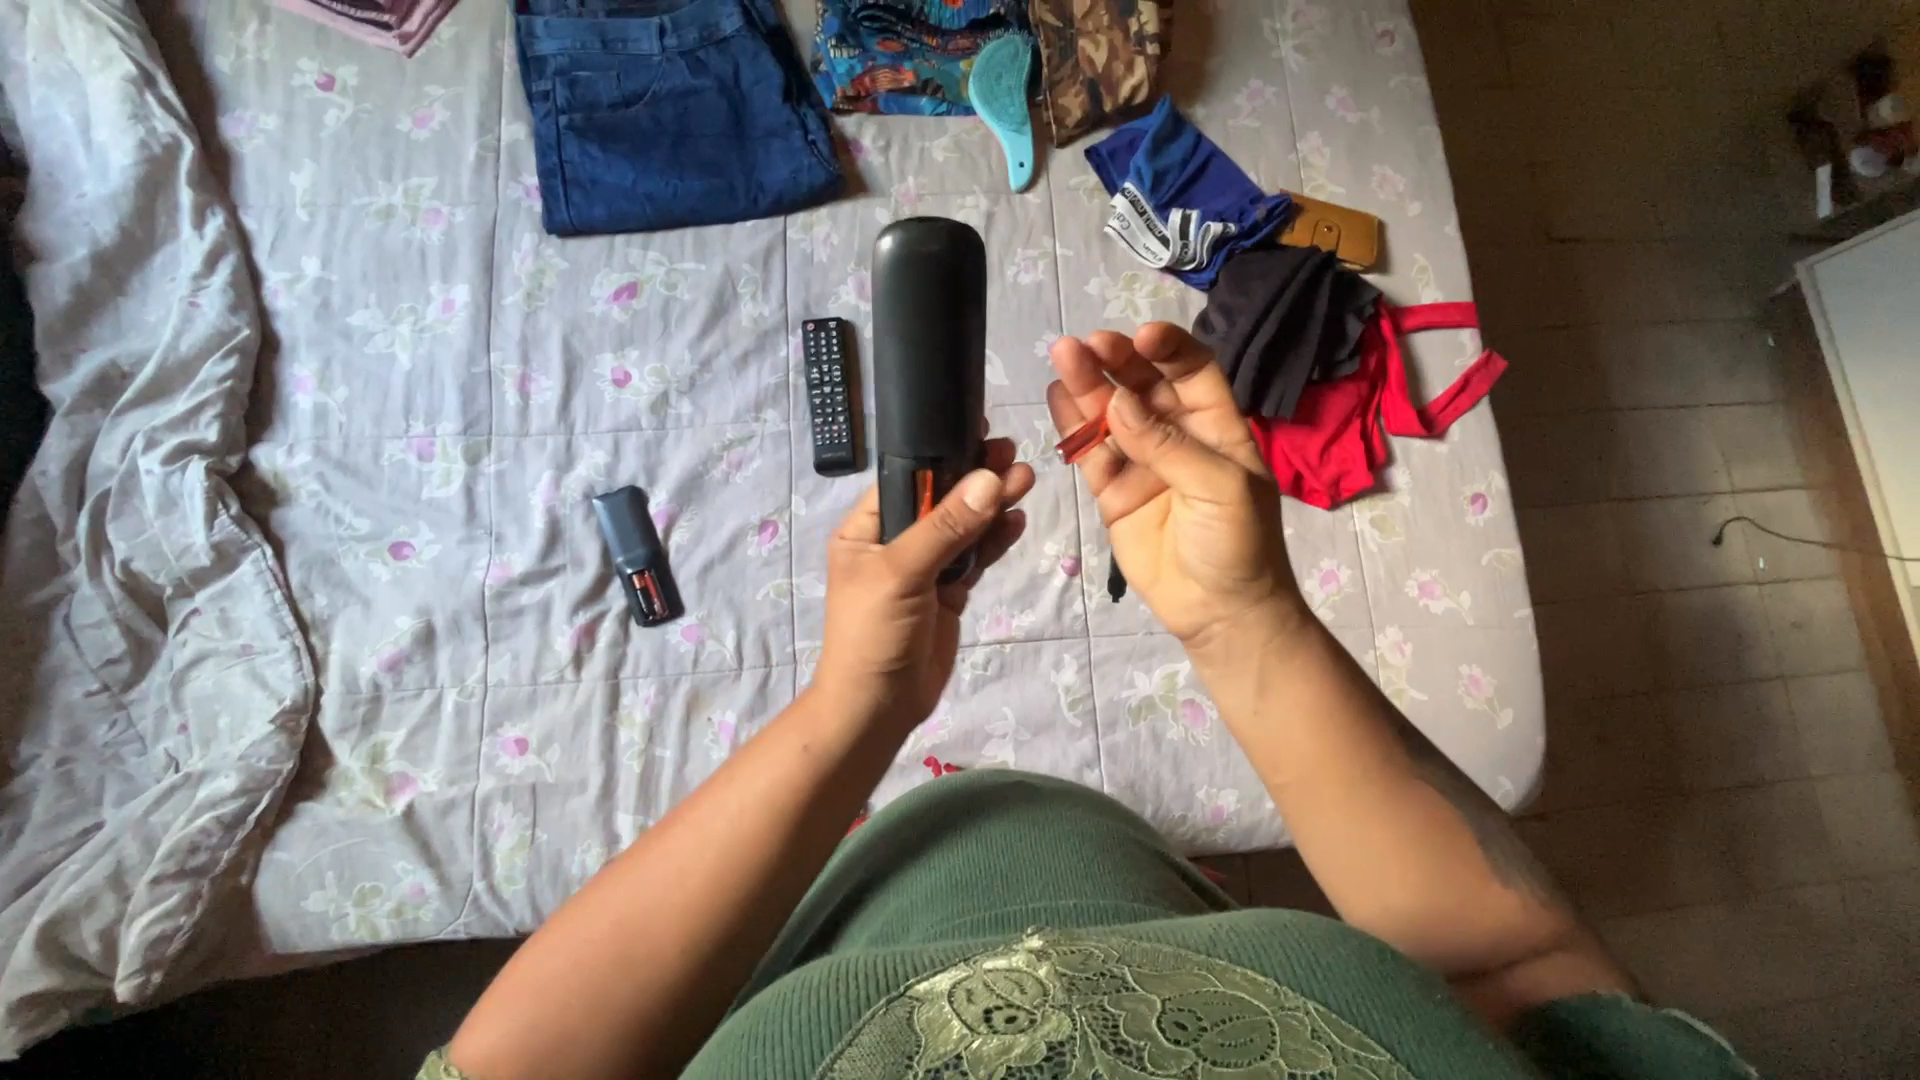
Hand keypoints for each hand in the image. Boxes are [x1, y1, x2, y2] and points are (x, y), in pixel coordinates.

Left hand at [812, 437, 1034, 729]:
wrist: (879, 707)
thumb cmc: (872, 634)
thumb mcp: (902, 574)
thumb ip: (946, 528)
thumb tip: (989, 481)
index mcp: (866, 530)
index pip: (907, 479)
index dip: (941, 455)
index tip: (978, 431)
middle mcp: (894, 543)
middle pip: (941, 500)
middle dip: (975, 478)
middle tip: (1011, 453)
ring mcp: (924, 568)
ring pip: (963, 527)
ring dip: (992, 506)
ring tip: (1025, 478)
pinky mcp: (947, 593)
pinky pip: (975, 559)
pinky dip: (995, 541)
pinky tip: (1016, 520)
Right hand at [1046, 323, 1305, 652]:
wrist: (1219, 612)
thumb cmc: (1239, 545)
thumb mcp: (1219, 487)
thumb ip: (1167, 445)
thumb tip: (1117, 403)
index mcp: (1216, 427)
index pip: (1192, 372)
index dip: (1168, 349)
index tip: (1141, 336)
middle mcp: (1176, 437)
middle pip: (1143, 387)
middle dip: (1116, 362)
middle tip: (1084, 344)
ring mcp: (1141, 464)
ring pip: (1110, 416)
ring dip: (1087, 387)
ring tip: (1062, 357)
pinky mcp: (1113, 492)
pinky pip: (1090, 454)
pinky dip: (1073, 428)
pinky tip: (1057, 396)